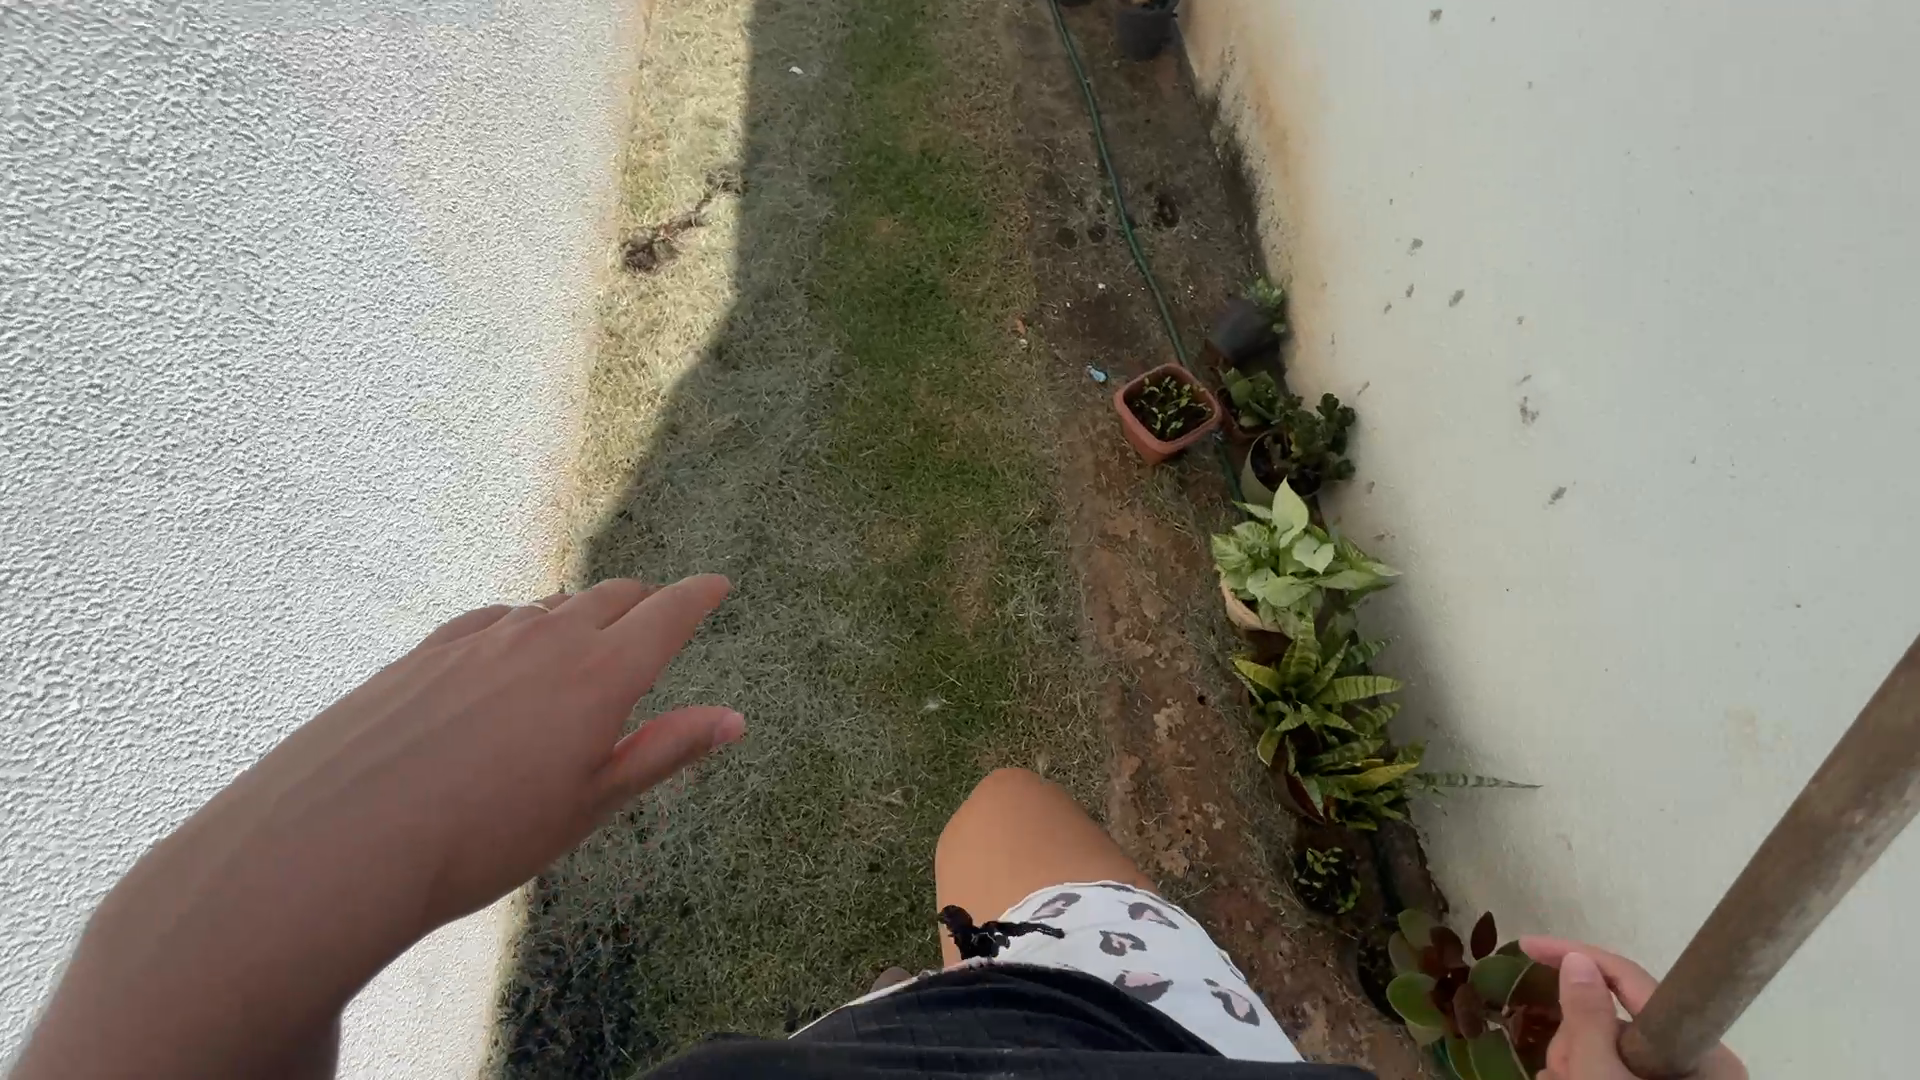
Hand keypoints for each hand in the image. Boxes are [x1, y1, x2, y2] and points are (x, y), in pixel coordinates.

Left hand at [16, 575, 741, 1079]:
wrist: (327, 851)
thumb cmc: (484, 836)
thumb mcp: (593, 802)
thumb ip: (668, 749)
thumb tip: (735, 720)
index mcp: (601, 674)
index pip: (670, 613)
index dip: (701, 594)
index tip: (719, 583)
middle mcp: (548, 638)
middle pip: (615, 595)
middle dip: (648, 601)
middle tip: (658, 619)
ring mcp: (482, 638)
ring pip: (555, 604)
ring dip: (586, 613)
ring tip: (587, 643)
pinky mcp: (427, 651)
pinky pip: (496, 618)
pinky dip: (524, 624)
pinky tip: (511, 651)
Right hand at [1521, 937, 1746, 1079]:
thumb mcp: (1600, 1076)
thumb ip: (1587, 1018)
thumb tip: (1576, 960)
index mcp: (1698, 1048)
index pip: (1629, 976)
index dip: (1574, 954)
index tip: (1526, 946)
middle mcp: (1695, 1057)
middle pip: (1610, 1015)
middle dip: (1572, 1035)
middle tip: (1560, 1066)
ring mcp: (1680, 1077)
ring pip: (1604, 1040)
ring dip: (1571, 1057)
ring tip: (1560, 1079)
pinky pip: (1611, 1062)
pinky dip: (1582, 1069)